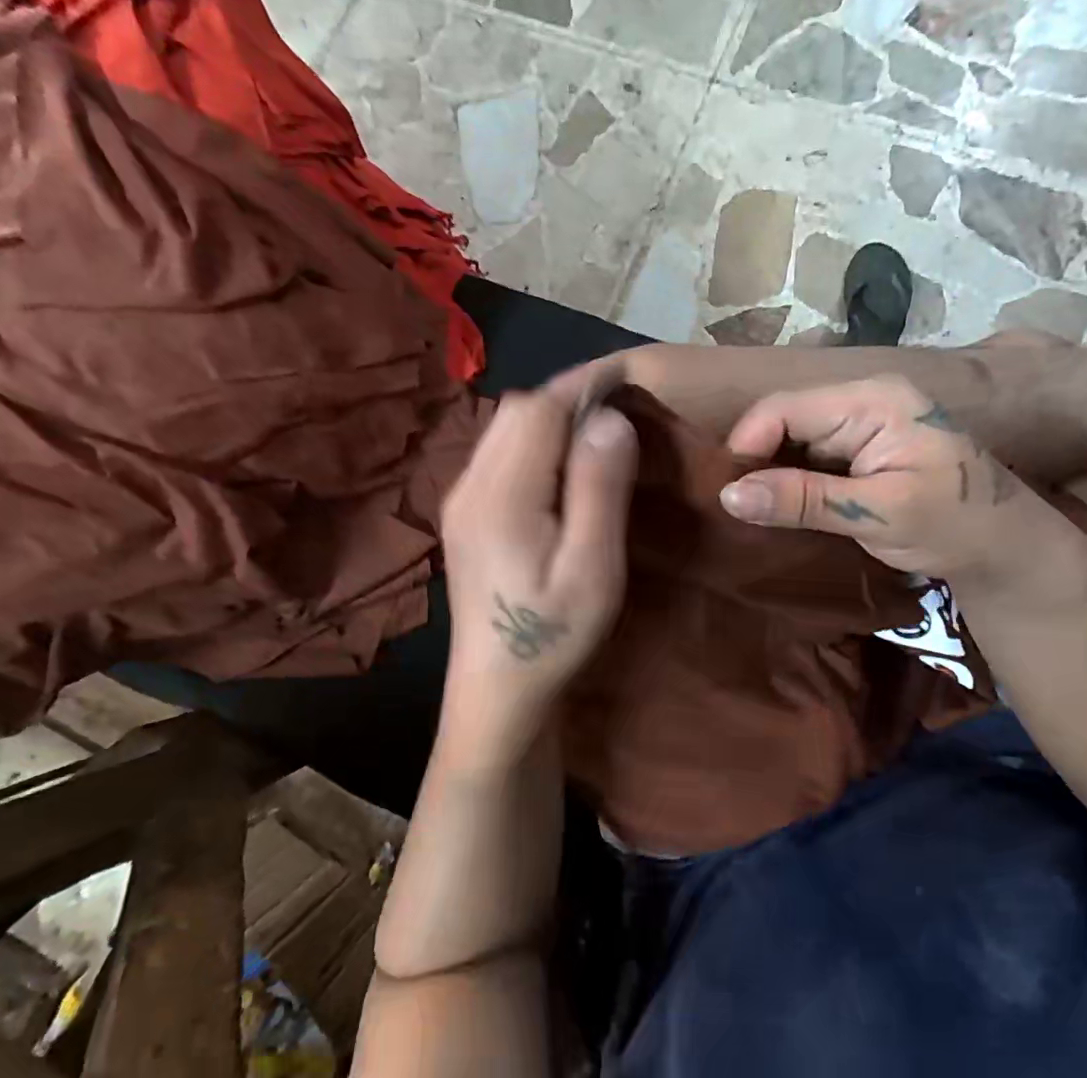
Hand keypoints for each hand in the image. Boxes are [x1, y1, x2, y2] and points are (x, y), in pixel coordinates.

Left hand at [439, 371, 637, 764]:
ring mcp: (459, 500)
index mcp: (501, 495)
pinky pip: (497, 456)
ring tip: (594, 446)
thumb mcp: (592, 568)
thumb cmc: (552, 636)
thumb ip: (599, 488)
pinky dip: (532, 447)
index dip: (582, 386)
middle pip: (515, 410)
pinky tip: (559, 478)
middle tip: (615, 420)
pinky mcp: (462, 515)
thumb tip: (608, 418)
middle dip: (566, 400)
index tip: (627, 382)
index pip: (539, 407)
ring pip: (504, 430)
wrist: (496, 686)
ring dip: (548, 423)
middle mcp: (470, 485)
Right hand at [716, 375, 1036, 581]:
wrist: (1006, 549)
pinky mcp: (857, 450)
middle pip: (782, 421)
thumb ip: (801, 500)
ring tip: (747, 512)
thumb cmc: (954, 525)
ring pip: (789, 441)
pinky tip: (775, 509)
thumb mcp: (876, 514)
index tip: (725, 496)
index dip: (745, 446)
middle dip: (753, 462)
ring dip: (767, 476)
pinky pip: (805, 458)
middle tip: (731, 508)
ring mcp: (859, 425)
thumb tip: (727, 496)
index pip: (782, 409)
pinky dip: (786, 483)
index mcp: (872, 401)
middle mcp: (861, 402)